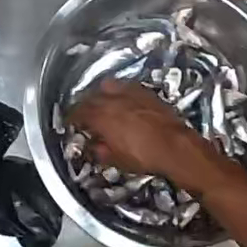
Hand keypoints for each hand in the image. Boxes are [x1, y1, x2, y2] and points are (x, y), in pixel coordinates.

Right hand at [73, 79, 233, 190]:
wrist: (175, 147)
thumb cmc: (144, 156)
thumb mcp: (117, 160)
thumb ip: (101, 151)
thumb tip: (95, 148)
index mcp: (102, 117)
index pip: (79, 113)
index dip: (73, 117)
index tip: (71, 121)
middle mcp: (113, 100)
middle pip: (91, 97)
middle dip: (84, 105)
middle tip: (83, 113)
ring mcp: (130, 93)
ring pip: (107, 86)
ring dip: (101, 94)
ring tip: (101, 102)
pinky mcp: (145, 91)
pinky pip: (126, 86)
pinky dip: (120, 91)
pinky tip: (123, 98)